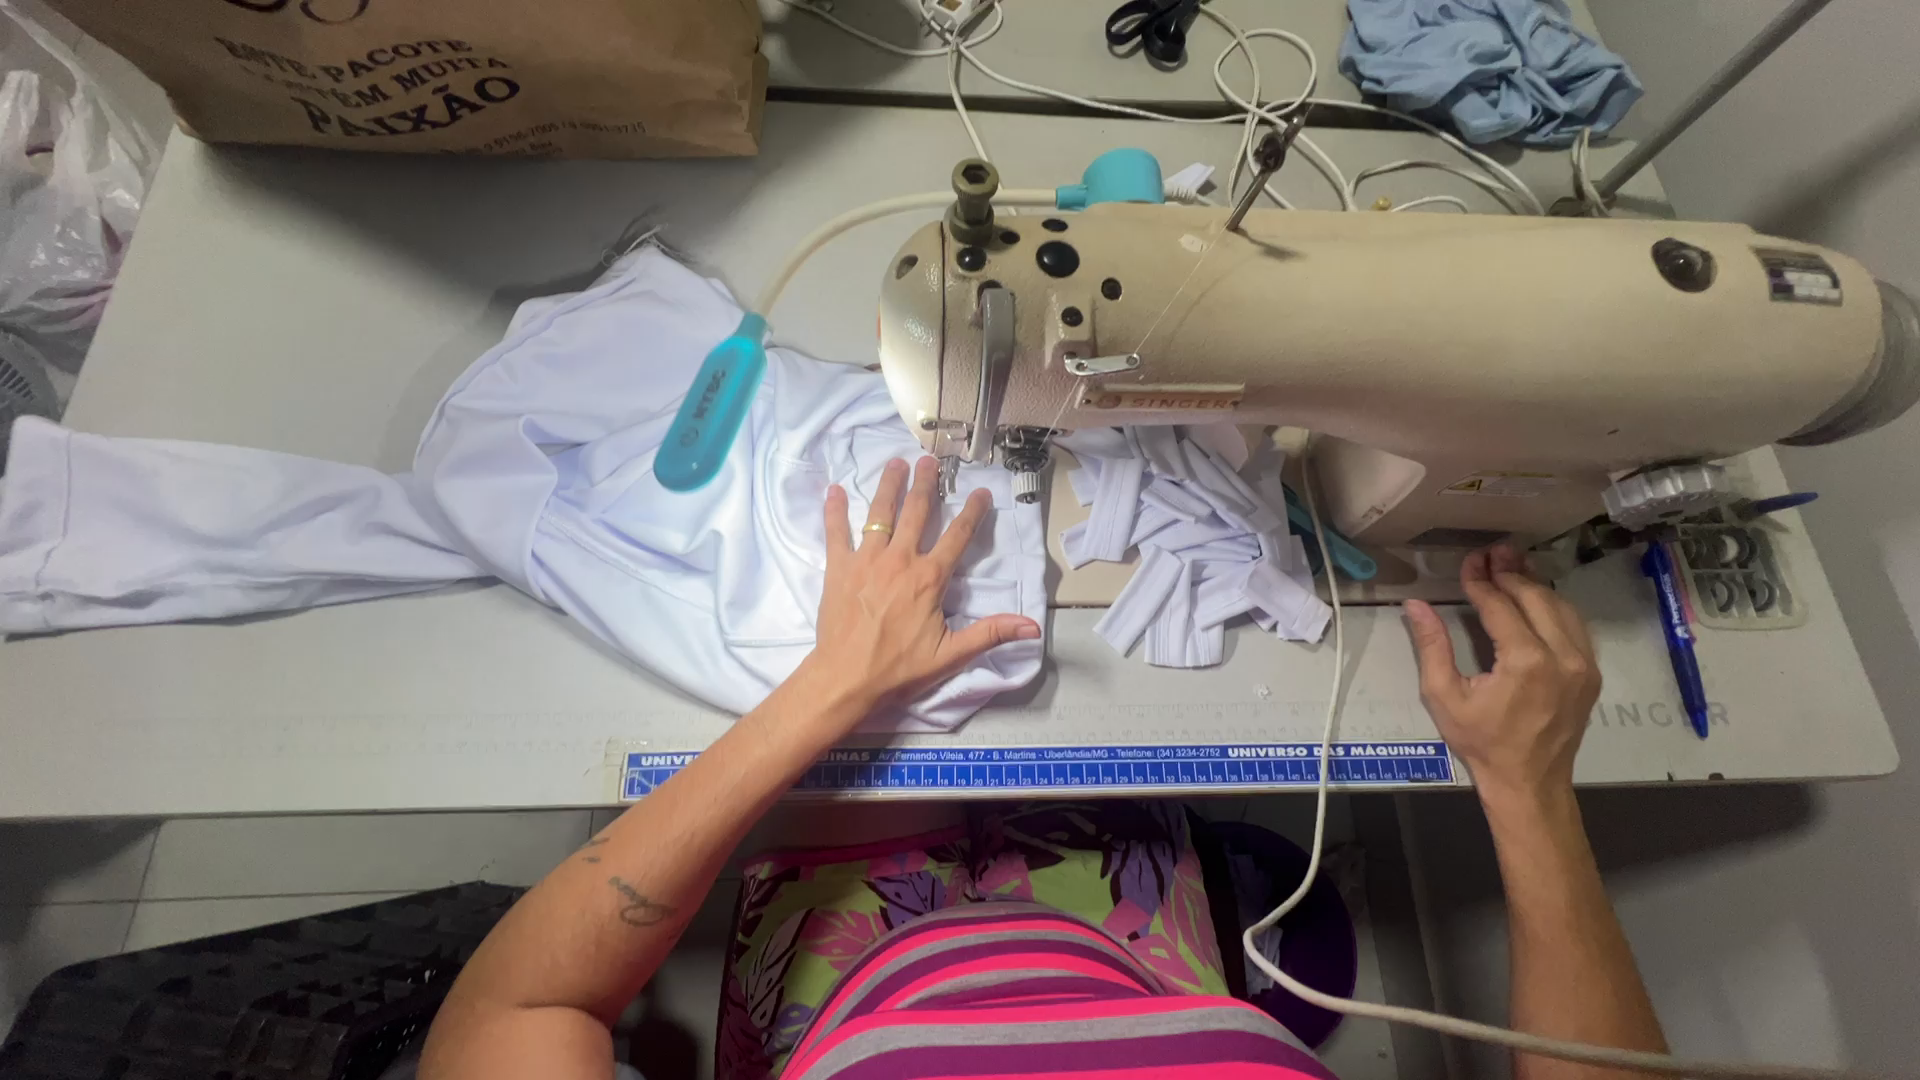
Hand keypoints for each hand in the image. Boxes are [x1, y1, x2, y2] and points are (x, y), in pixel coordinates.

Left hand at [795, 456, 1041, 725]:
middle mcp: (899, 560)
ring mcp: (866, 560)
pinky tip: (833, 490)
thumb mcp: (951, 655)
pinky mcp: (838, 568)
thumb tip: (1032, 626)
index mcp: (929, 578)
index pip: (957, 536)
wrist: (846, 679)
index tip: (981, 492)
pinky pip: (836, 533)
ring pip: (879, 513)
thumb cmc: (899, 669)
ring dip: (889, 486)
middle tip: (930, 460)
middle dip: (925, 483)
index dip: (972, 512)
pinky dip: (834, 511)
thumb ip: (991, 634)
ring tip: (895, 463)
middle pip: (916, 512)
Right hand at [1402, 544, 1599, 805]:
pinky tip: (1534, 597)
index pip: (1501, 606)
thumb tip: (1416, 606)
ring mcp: (1584, 664)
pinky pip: (1575, 626)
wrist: (1528, 781)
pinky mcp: (1590, 673)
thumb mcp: (1442, 695)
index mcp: (1526, 661)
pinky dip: (1553, 605)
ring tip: (1511, 565)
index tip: (1467, 562)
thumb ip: (1432, 646)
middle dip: (1511, 573)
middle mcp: (1563, 656)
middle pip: (1537, 598)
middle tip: (1491, 552)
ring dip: (1535, 585)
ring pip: (1562, 608)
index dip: (1481, 582)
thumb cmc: (1479, 740)